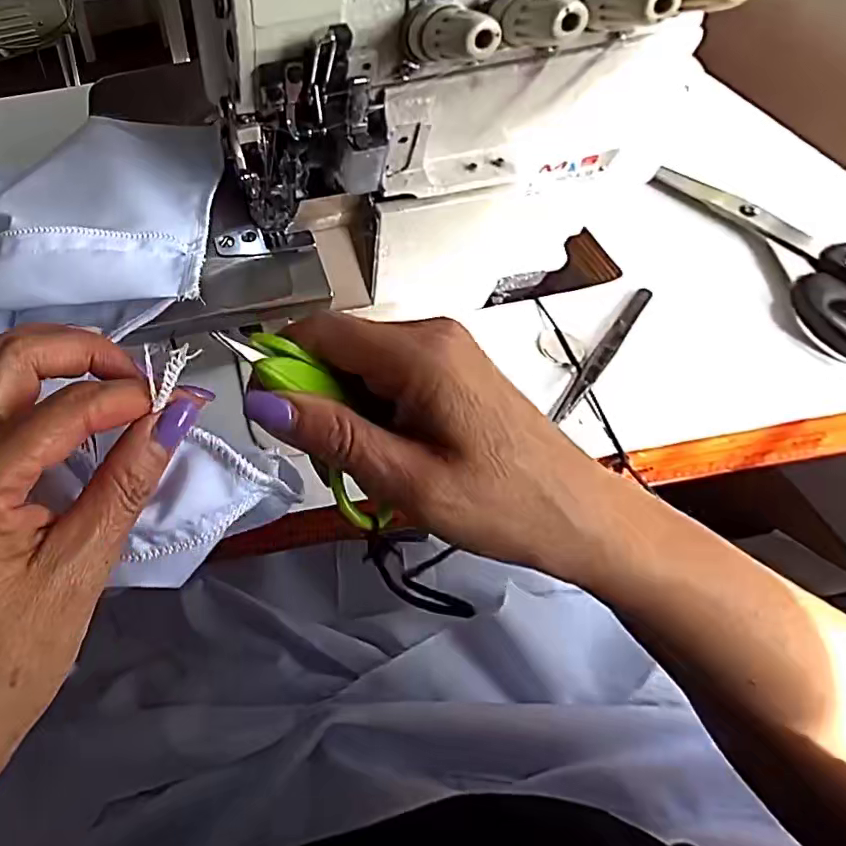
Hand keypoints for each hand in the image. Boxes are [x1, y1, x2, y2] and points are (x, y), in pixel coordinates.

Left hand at [0, 324, 207, 845]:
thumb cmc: (12, 656)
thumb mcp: (82, 569)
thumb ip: (127, 482)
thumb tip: (174, 417)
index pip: (61, 410)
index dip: (124, 397)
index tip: (172, 405)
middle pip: (9, 358)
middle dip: (81, 349)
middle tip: (136, 377)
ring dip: (51, 355)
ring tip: (107, 376)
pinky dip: (33, 379)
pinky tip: (71, 402)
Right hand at [241, 313, 642, 587]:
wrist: (580, 515)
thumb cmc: (505, 503)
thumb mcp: (406, 479)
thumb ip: (332, 434)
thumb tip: (264, 401)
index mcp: (420, 352)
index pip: (320, 330)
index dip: (282, 365)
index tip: (274, 417)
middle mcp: (431, 334)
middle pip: (338, 347)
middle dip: (318, 399)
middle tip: (334, 460)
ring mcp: (444, 348)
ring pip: (359, 364)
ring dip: (346, 411)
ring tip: (373, 466)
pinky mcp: (450, 367)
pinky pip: (387, 375)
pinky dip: (372, 411)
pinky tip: (393, 453)